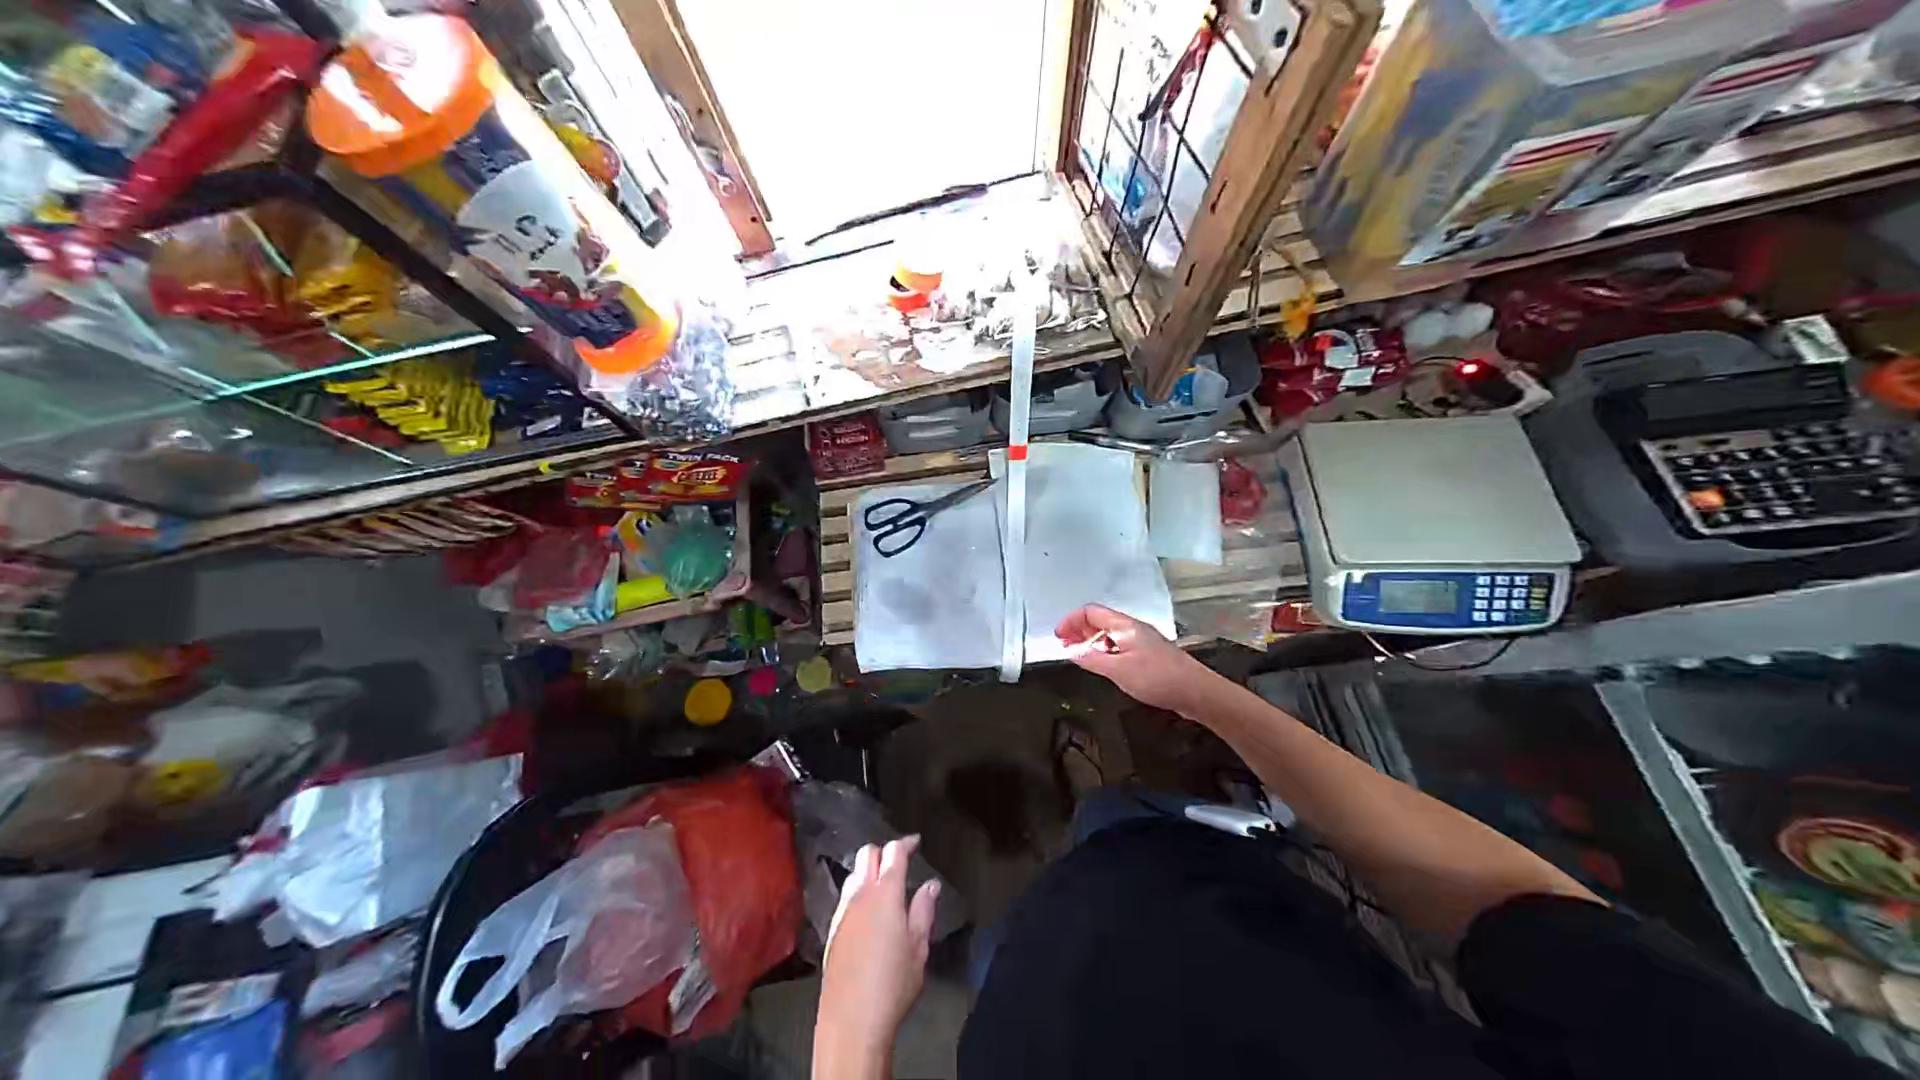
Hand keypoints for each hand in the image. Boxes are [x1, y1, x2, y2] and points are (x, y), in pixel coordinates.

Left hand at [815, 836, 940, 1079]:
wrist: (850, 1021)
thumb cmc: (893, 983)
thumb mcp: (919, 947)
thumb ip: (924, 910)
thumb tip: (930, 884)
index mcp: (885, 893)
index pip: (893, 852)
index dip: (905, 843)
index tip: (916, 842)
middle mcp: (860, 895)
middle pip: (867, 854)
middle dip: (884, 851)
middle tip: (901, 861)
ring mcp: (842, 911)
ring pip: (854, 873)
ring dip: (869, 870)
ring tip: (885, 884)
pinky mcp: (832, 930)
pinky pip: (845, 895)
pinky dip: (858, 890)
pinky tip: (868, 909)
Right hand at [1055, 603, 1220, 716]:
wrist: (1196, 691)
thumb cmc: (1157, 678)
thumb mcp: (1118, 670)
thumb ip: (1092, 659)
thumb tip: (1071, 651)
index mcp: (1124, 626)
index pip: (1091, 612)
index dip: (1071, 621)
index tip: (1059, 636)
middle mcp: (1133, 628)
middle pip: (1100, 620)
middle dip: (1079, 629)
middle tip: (1065, 645)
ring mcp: (1143, 641)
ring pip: (1110, 633)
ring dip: (1092, 640)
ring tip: (1079, 654)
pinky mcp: (1149, 655)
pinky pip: (1120, 645)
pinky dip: (1105, 650)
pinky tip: (1103, 664)